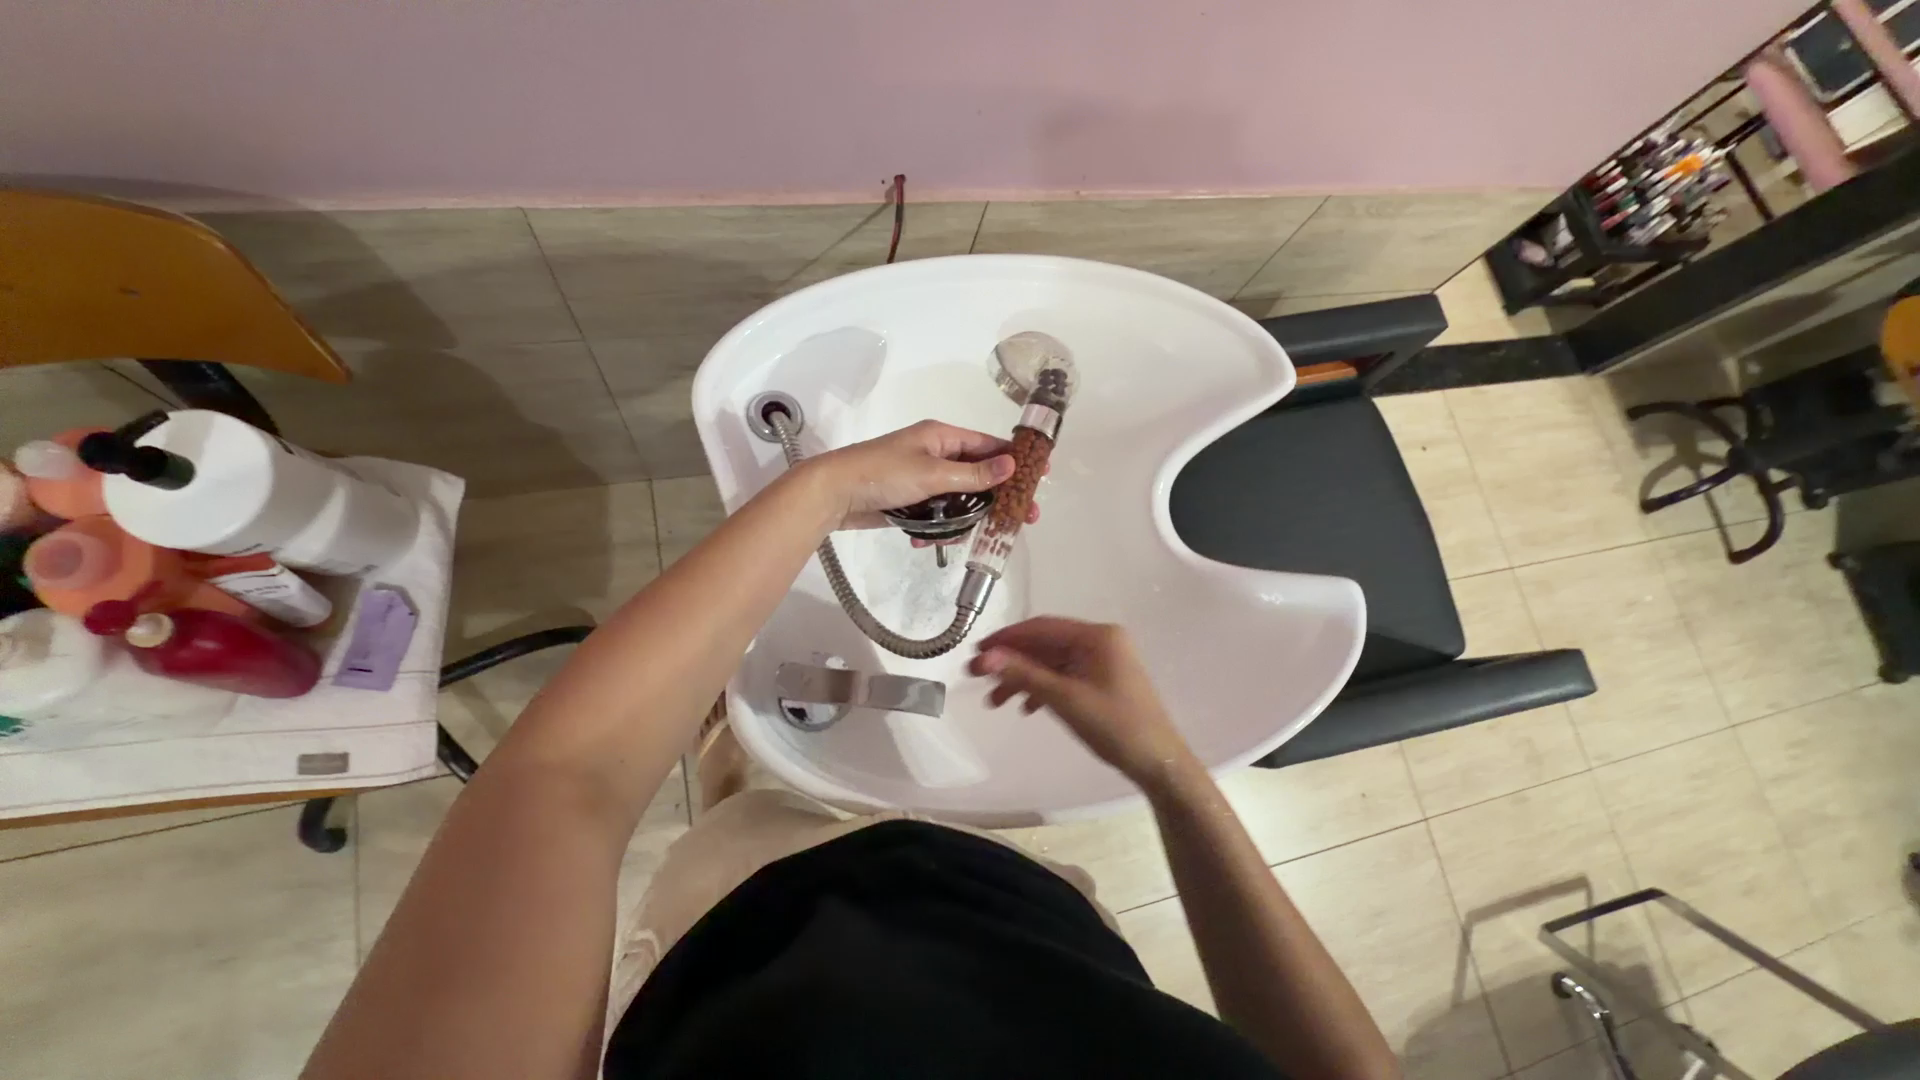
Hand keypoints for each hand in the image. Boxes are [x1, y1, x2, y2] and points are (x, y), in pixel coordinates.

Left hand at [808, 420, 1040, 533]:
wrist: (833, 494)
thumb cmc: (883, 474)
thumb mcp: (932, 473)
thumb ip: (974, 475)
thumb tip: (1011, 465)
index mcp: (942, 437)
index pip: (989, 446)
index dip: (1015, 460)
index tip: (1040, 477)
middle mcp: (935, 455)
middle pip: (979, 477)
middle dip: (996, 499)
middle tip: (1021, 520)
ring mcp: (922, 480)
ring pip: (958, 501)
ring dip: (960, 520)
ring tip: (955, 537)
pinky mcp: (910, 503)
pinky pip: (935, 516)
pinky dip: (934, 529)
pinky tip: (924, 541)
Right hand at [969, 618, 1200, 791]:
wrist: (1158, 762)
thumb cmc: (1115, 726)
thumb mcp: (1065, 699)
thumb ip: (1024, 675)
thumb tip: (985, 658)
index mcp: (1097, 635)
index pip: (1041, 627)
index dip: (1005, 639)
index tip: (975, 653)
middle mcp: (1100, 641)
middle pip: (1044, 644)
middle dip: (1011, 662)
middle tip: (977, 678)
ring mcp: (1102, 661)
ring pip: (1051, 663)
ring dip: (1023, 678)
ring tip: (995, 702)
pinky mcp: (1102, 680)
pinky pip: (1064, 676)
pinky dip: (1042, 688)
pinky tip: (1026, 707)